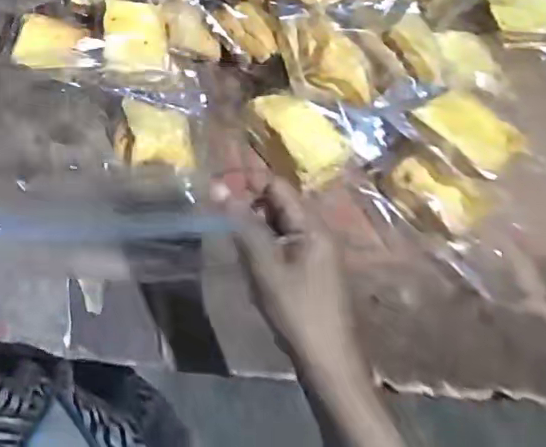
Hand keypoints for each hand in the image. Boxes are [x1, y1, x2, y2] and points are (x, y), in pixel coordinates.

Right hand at [225, 177, 362, 378]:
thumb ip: (240, 222)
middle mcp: (318, 232)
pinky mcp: (311, 268)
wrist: (329, 365)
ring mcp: (316, 251)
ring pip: (277, 221)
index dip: (245, 180)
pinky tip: (248, 257)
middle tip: (218, 212)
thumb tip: (217, 186)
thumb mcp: (263, 264)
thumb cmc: (297, 311)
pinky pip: (282, 239)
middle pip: (277, 200)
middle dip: (246, 201)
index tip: (216, 187)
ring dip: (252, 222)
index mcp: (313, 226)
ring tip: (229, 235)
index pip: (275, 184)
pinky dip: (262, 240)